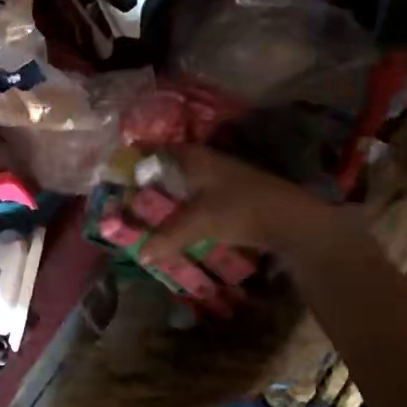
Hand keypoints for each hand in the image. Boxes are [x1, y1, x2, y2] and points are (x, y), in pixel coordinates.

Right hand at [136, 147, 335, 267]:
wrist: (292, 219)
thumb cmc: (242, 209)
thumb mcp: (199, 222)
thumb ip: (168, 236)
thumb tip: (142, 253)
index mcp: (193, 157)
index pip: (152, 153)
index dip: (131, 166)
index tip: (113, 185)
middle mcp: (204, 162)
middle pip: (165, 173)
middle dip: (146, 193)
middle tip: (125, 212)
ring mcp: (219, 179)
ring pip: (182, 190)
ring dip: (166, 206)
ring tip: (146, 226)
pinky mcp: (231, 197)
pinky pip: (196, 203)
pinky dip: (183, 215)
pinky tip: (176, 232)